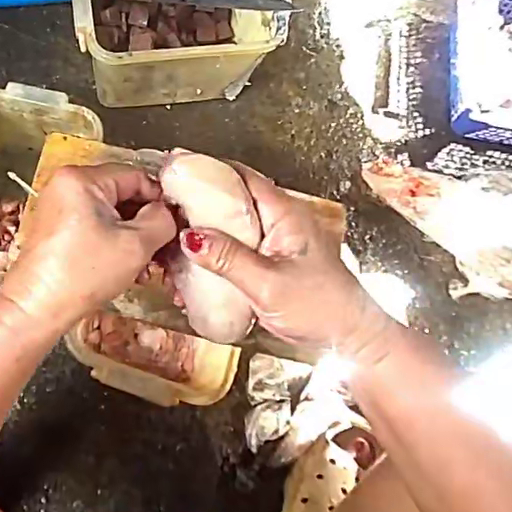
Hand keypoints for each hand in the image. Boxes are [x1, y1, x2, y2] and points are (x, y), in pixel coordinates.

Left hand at [0, 163, 177, 330]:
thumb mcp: (135, 245)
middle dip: (146, 223)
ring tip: (147, 266)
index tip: (176, 224)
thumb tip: (166, 211)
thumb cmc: (82, 274)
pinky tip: (128, 268)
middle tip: (164, 250)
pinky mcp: (56, 227)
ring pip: (110, 213)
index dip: (161, 201)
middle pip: (122, 194)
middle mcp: (65, 185)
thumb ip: (161, 220)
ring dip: (133, 237)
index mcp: (81, 179)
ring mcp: (58, 206)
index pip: (136, 176)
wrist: (36, 308)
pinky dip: (113, 243)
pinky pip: (94, 226)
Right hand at [177, 164, 391, 354]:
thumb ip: (228, 259)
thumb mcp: (268, 284)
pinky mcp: (265, 261)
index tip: (175, 172)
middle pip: (229, 199)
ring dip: (198, 233)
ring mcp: (271, 241)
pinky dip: (208, 253)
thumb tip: (188, 236)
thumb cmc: (320, 308)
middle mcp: (276, 221)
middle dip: (194, 204)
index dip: (208, 170)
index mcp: (283, 214)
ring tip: (168, 244)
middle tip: (162, 212)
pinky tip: (188, 270)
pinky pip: (230, 248)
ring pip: (226, 225)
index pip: (241, 177)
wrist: (349, 341)